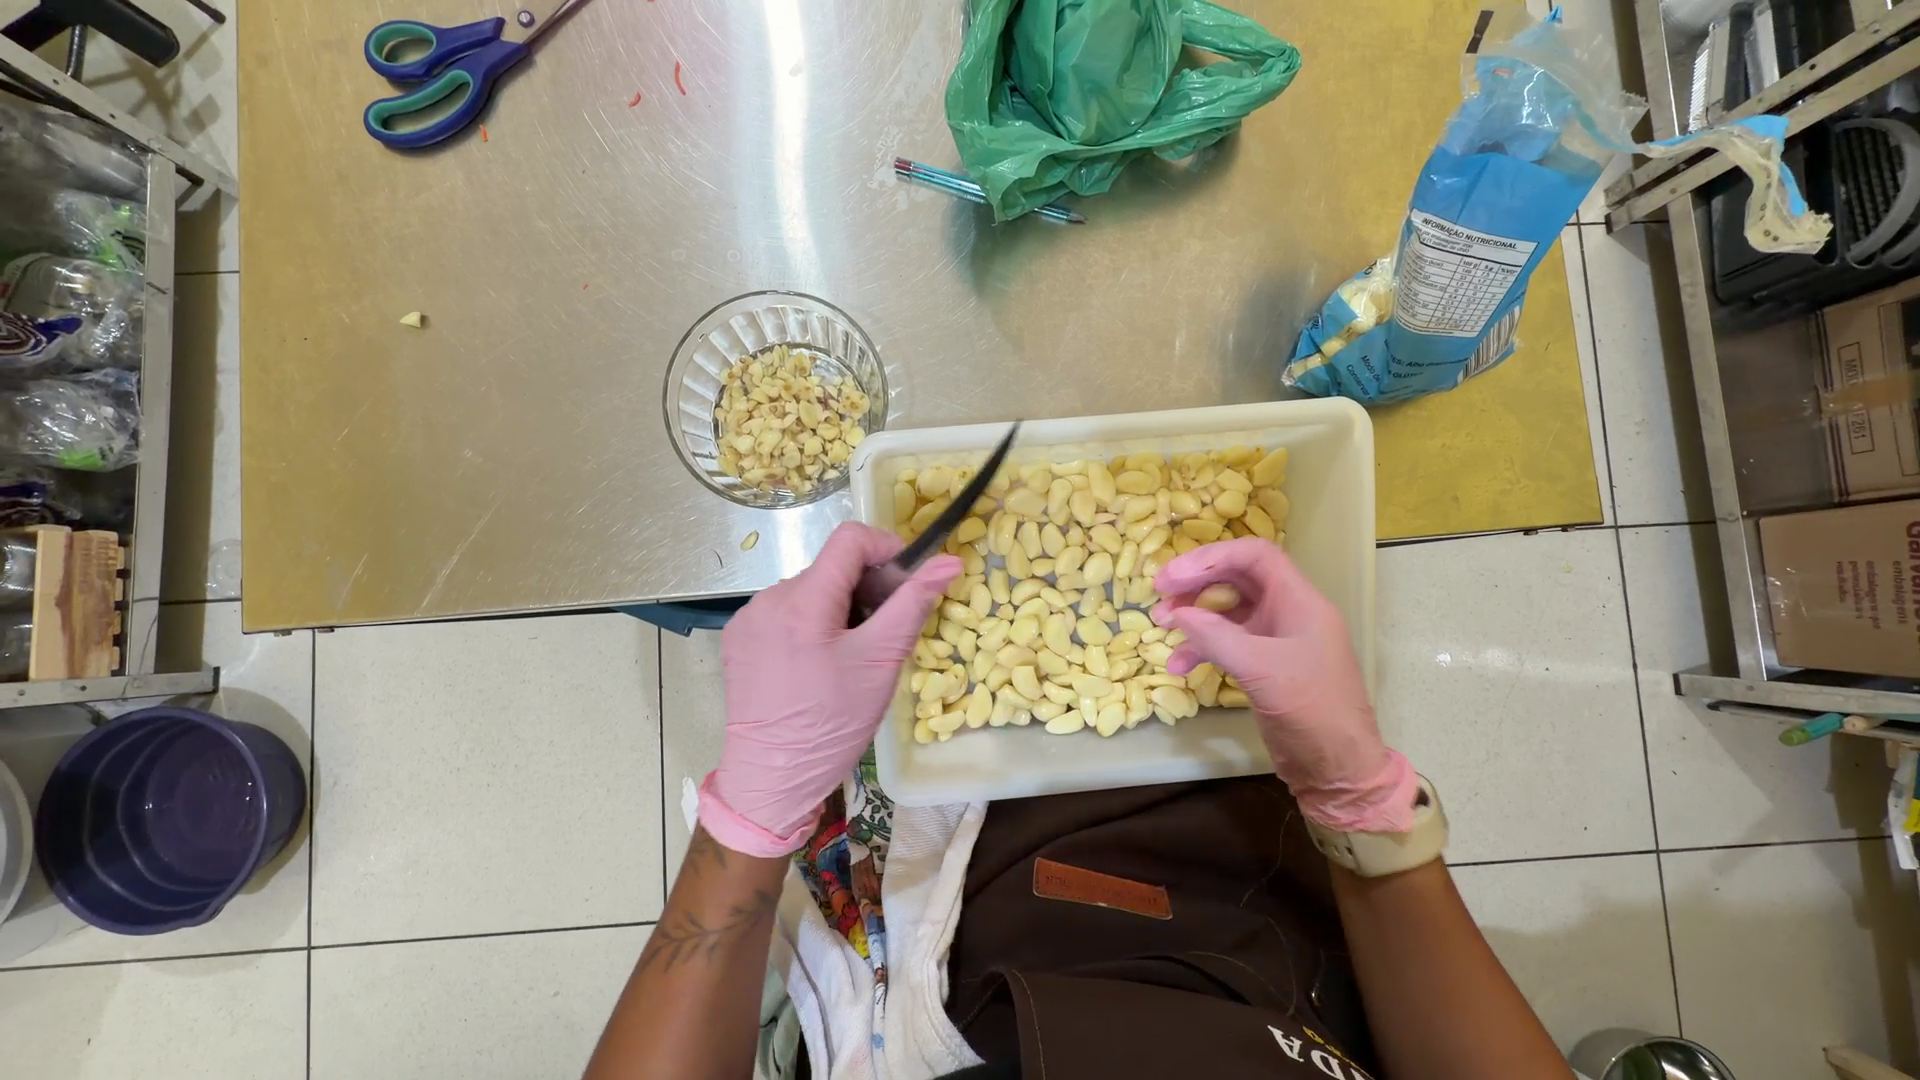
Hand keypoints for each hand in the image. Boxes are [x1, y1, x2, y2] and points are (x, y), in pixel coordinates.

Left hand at [700, 522, 961, 855]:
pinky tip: (818, 664)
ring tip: (850, 655)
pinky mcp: (738, 640)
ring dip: (839, 608)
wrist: (771, 780)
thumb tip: (950, 560)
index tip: (905, 585)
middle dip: (865, 588)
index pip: (849, 539)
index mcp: (802, 600)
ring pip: (810, 590)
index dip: (886, 549)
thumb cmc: (832, 723)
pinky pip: (785, 613)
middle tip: (883, 633)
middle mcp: (767, 599)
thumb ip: (913, 604)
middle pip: (830, 568)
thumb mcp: (880, 663)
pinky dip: (811, 625)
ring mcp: (748, 619)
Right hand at [1152, 538, 1415, 831]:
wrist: (1337, 768)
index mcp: (1299, 601)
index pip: (1253, 555)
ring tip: (1161, 623)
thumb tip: (1176, 613)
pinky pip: (1226, 643)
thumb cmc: (1311, 710)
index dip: (1210, 557)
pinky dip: (1200, 649)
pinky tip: (1178, 666)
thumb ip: (1216, 636)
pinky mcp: (1264, 666)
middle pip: (1236, 578)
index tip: (1173, 576)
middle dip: (1196, 582)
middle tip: (1159, 593)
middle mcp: (1288, 612)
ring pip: (1227, 610)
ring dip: (1193, 614)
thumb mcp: (1261, 669)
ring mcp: (1276, 639)